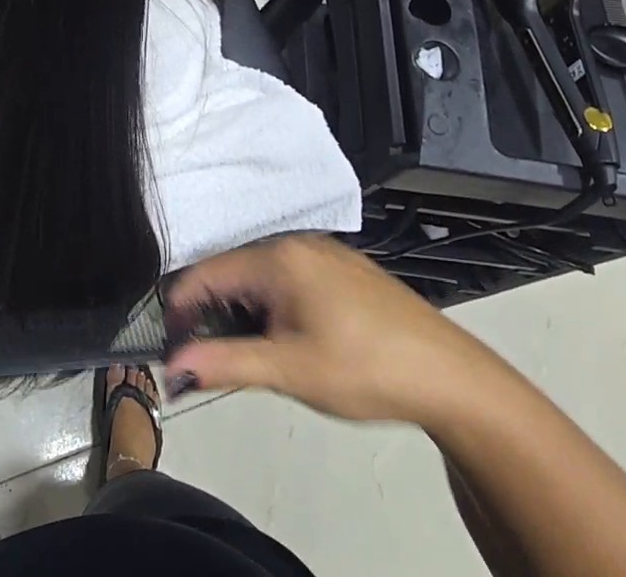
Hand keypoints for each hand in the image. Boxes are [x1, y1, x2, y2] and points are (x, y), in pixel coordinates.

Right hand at [164, 234, 502, 425]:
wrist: (452, 380)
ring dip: (243, 316)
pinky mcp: (342, 272)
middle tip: (215, 361)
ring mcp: (323, 255)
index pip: (202, 274)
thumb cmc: (370, 369)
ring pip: (258, 280)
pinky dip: (272, 310)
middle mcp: (298, 245)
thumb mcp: (287, 370)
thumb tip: (173, 365)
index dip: (178, 311)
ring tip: (258, 358)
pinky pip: (287, 282)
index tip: (174, 348)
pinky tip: (290, 344)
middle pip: (229, 274)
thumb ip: (223, 363)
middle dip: (213, 316)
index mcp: (278, 258)